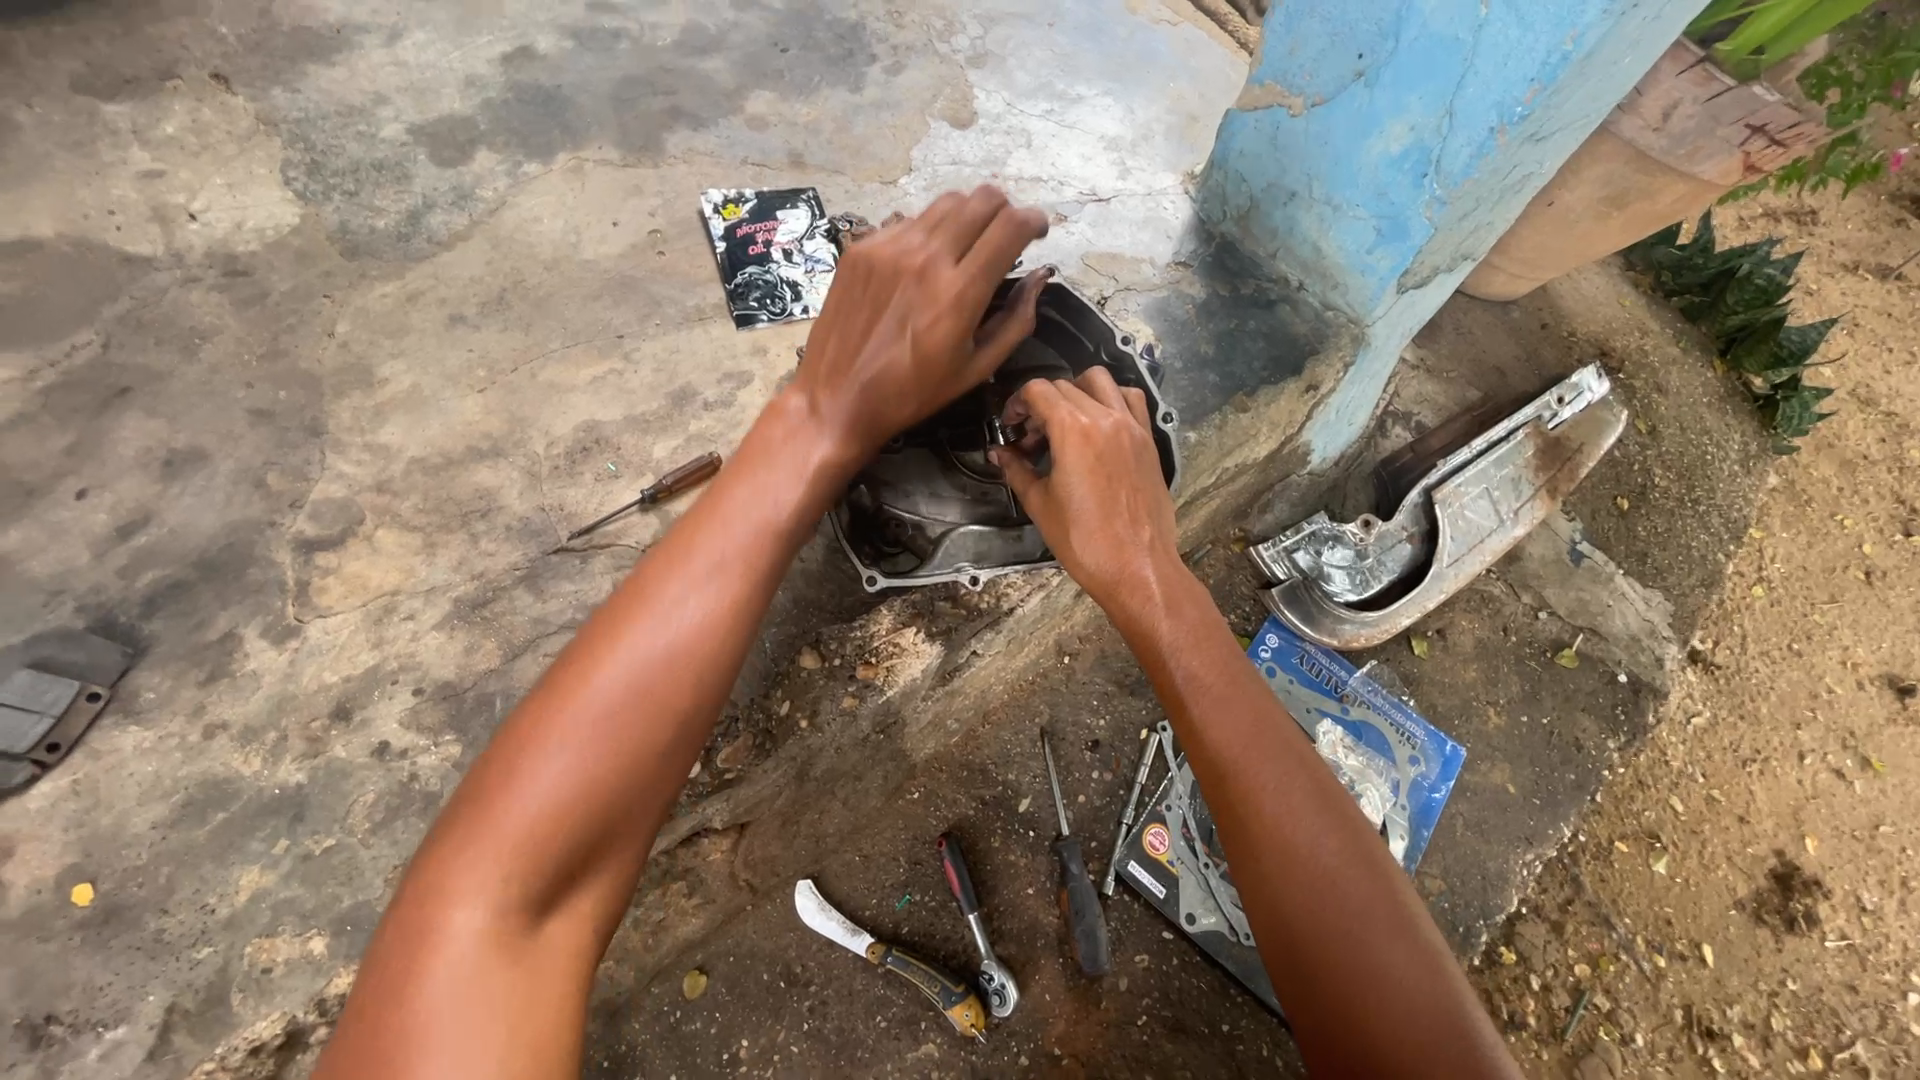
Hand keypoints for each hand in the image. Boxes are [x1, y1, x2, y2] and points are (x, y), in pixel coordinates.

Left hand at [789, 186, 1050, 462]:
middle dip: (1005, 210)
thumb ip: (1016, 321)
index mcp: (959, 293)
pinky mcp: (862, 248)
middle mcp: (926, 258)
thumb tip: (1039, 278)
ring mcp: (889, 247)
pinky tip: (923, 263)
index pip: (1010, 226)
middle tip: (1006, 235)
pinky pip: (908, 221)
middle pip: (982, 199)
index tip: (1038, 231)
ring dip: (968, 215)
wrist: (836, 399)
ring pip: (945, 203)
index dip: (1034, 220)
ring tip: (966, 246)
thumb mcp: (976, 369)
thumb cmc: (911, 393)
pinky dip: (928, 232)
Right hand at [991, 368, 1181, 610]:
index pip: (1038, 390)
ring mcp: (1132, 427)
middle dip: (1041, 404)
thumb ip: (1017, 470)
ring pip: (1101, 381)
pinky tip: (1100, 424)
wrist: (1136, 566)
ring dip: (1077, 390)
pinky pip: (1131, 400)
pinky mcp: (1148, 441)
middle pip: (1065, 385)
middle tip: (1030, 436)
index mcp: (1074, 430)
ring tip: (1065, 421)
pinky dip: (1112, 399)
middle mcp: (1105, 418)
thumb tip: (998, 453)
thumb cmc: (1083, 540)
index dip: (1017, 402)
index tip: (1010, 424)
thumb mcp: (1039, 504)